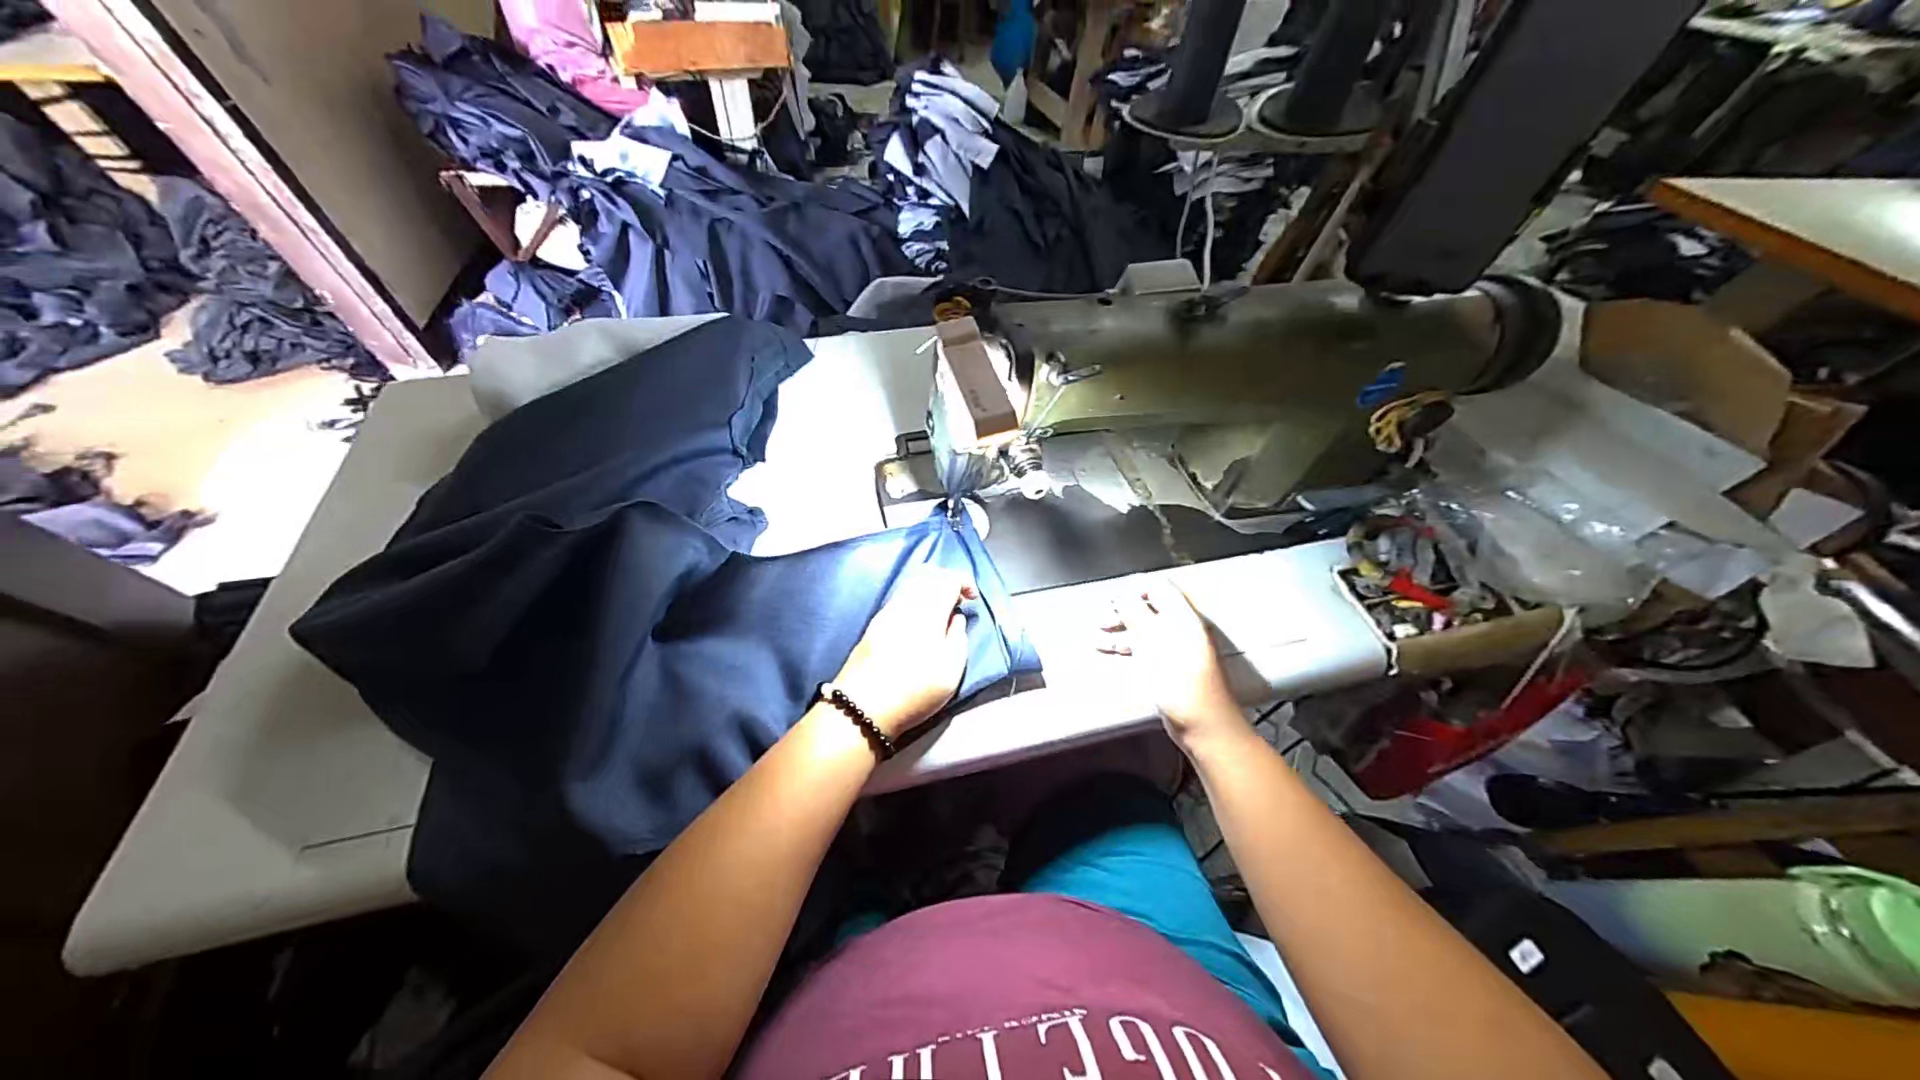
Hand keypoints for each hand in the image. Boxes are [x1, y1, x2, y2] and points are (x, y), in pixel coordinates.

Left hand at [832, 570, 975, 736]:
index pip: (947, 578)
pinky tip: (919, 620)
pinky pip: (899, 597)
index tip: (971, 599)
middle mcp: (905, 603)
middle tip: (957, 600)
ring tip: (939, 611)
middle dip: (946, 579)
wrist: (862, 707)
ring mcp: (886, 612)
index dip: (964, 581)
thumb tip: (956, 617)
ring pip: (910, 583)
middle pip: (926, 573)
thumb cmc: (914, 691)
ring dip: (929, 588)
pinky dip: (914, 597)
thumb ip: (959, 637)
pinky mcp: (874, 624)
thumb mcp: (951, 671)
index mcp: (927, 611)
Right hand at [1100, 579, 1249, 752]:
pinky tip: (1112, 650)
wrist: (1205, 727)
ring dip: (1123, 628)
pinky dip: (1128, 645)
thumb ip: (1139, 618)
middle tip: (1104, 617)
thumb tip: (1122, 596)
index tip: (1114, 598)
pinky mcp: (1171, 667)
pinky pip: (1146, 647)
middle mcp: (1183, 630)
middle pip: (1151, 608)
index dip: (1136, 589)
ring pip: (1145, 628)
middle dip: (1125, 609)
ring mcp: (1177, 649)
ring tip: (1101, 633)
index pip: (1160, 589)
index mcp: (1185, 620)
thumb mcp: (1156, 646)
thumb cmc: (1183, 687)